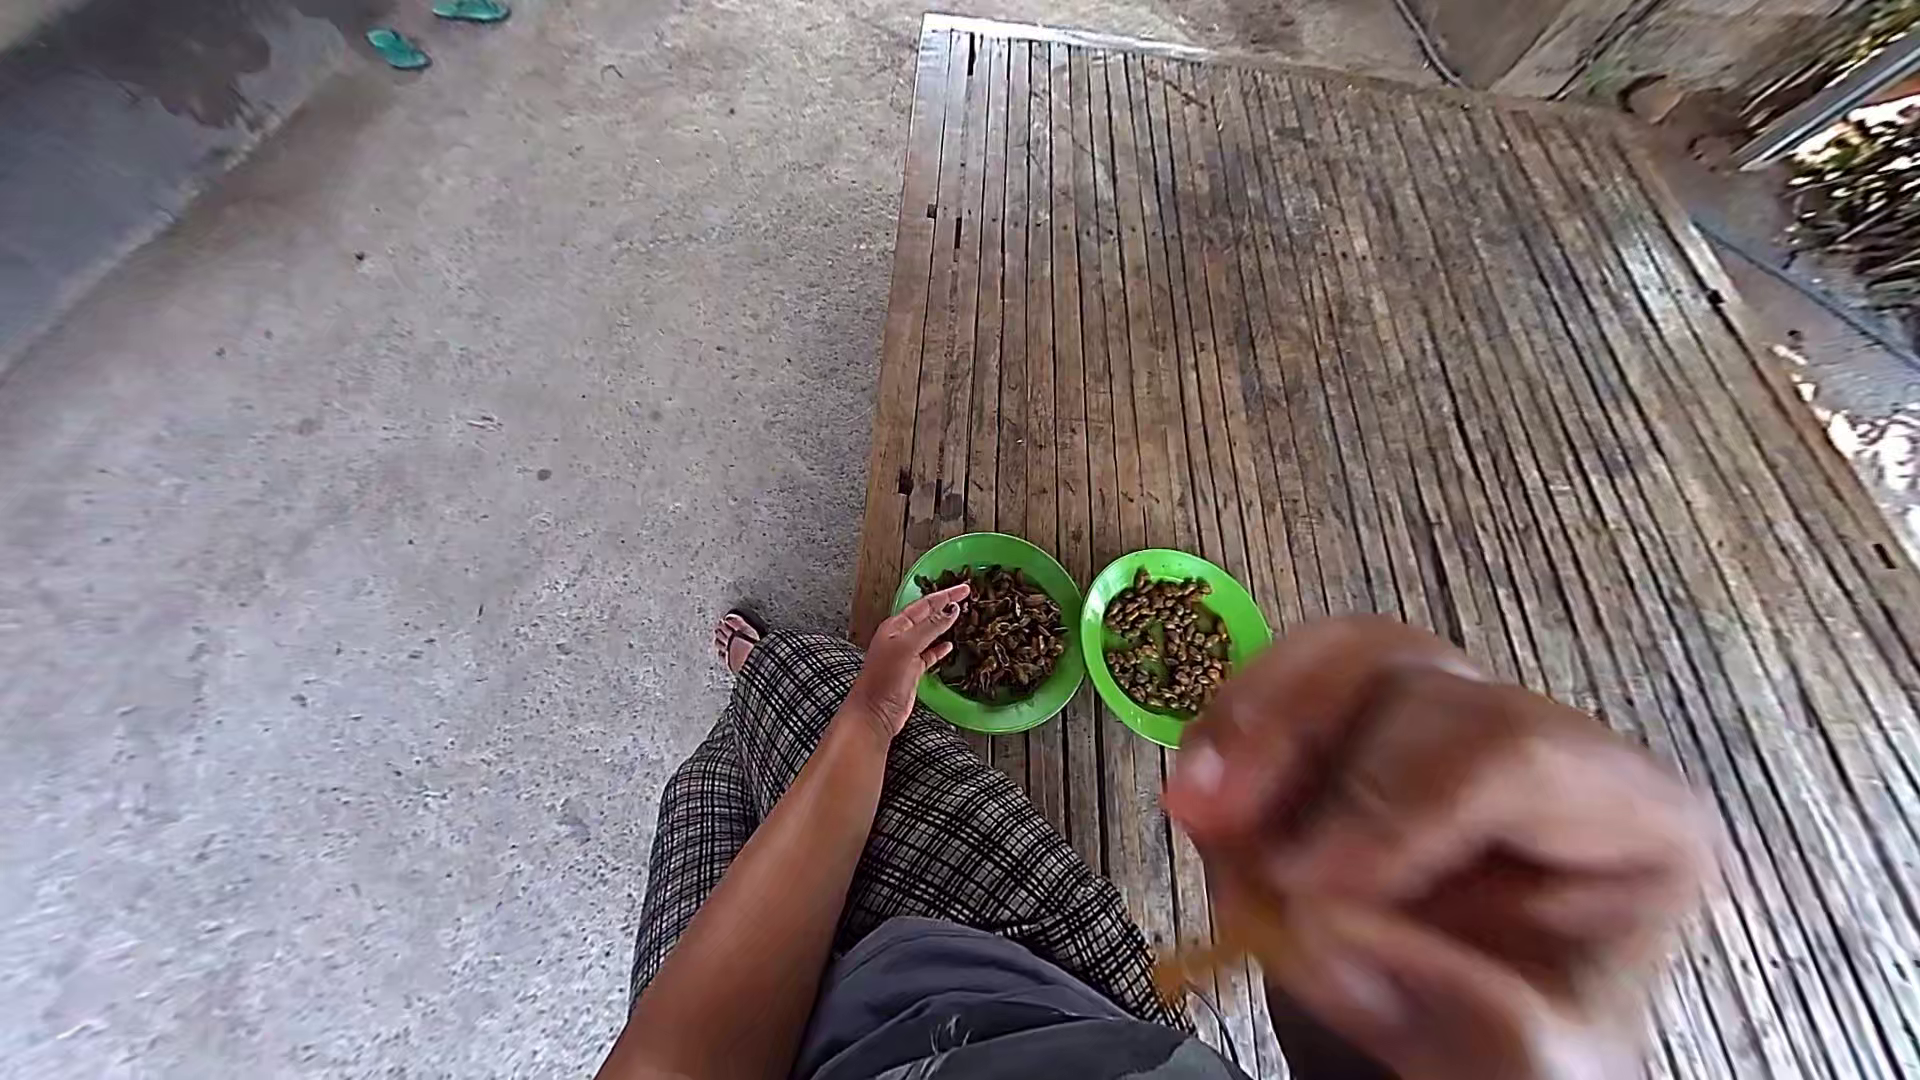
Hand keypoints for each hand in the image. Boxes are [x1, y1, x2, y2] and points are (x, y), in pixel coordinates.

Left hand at [844, 581, 969, 737]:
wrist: (874, 713)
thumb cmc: (884, 679)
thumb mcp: (907, 646)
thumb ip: (930, 627)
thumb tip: (952, 609)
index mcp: (896, 626)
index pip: (925, 604)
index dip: (945, 595)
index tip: (965, 588)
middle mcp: (900, 637)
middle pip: (928, 615)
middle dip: (946, 605)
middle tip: (966, 596)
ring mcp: (906, 654)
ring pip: (930, 633)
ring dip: (945, 624)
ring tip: (961, 615)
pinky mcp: (913, 671)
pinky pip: (930, 654)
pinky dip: (940, 648)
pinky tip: (950, 646)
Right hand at [1163, 617, 1716, 1079]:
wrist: (1415, 1015)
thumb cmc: (1497, 1042)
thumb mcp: (1519, 1071)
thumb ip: (1464, 1021)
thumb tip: (1327, 928)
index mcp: (1613, 804)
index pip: (1503, 747)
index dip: (1389, 803)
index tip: (1301, 883)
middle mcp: (1503, 724)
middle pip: (1395, 669)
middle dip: (1290, 739)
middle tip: (1211, 816)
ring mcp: (1406, 704)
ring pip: (1322, 652)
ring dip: (1240, 722)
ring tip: (1189, 800)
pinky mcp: (1326, 709)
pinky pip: (1264, 681)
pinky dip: (1216, 731)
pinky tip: (1191, 788)